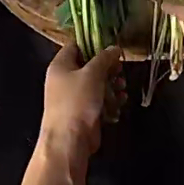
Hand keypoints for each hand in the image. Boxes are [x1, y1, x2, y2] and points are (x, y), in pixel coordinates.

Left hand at [40, 44, 122, 162]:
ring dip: (112, 86)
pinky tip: (120, 102)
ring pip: (97, 85)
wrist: (69, 140)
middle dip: (108, 69)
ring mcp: (74, 97)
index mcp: (60, 65)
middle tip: (120, 70)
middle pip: (89, 66)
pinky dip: (110, 101)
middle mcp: (65, 79)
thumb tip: (114, 48)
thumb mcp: (92, 73)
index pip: (76, 46)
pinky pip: (99, 101)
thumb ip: (105, 58)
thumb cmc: (77, 101)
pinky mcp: (83, 113)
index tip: (112, 48)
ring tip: (122, 88)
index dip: (94, 44)